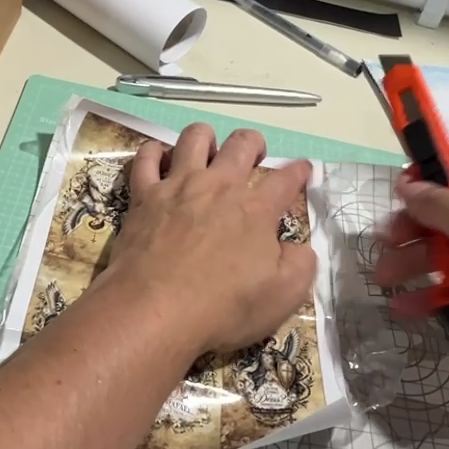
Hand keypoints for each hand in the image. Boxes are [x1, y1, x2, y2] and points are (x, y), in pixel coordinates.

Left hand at [98, 124, 314, 354]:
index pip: (285, 179)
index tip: (304, 169)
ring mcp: (178, 186)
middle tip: (254, 155)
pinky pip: (147, 157)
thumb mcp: (282, 296)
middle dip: (254, 143)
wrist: (154, 310)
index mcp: (256, 210)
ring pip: (195, 137)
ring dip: (206, 138)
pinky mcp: (144, 195)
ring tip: (209, 150)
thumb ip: (300, 264)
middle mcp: (219, 186)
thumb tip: (300, 247)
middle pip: (241, 144)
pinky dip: (154, 152)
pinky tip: (160, 159)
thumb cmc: (222, 307)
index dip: (299, 171)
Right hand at [372, 145, 448, 362]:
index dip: (422, 169)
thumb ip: (437, 201)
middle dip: (409, 225)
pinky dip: (432, 295)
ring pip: (447, 251)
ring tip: (384, 281)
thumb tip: (409, 184)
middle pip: (443, 210)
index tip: (395, 191)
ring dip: (413, 263)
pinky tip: (407, 309)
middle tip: (382, 244)